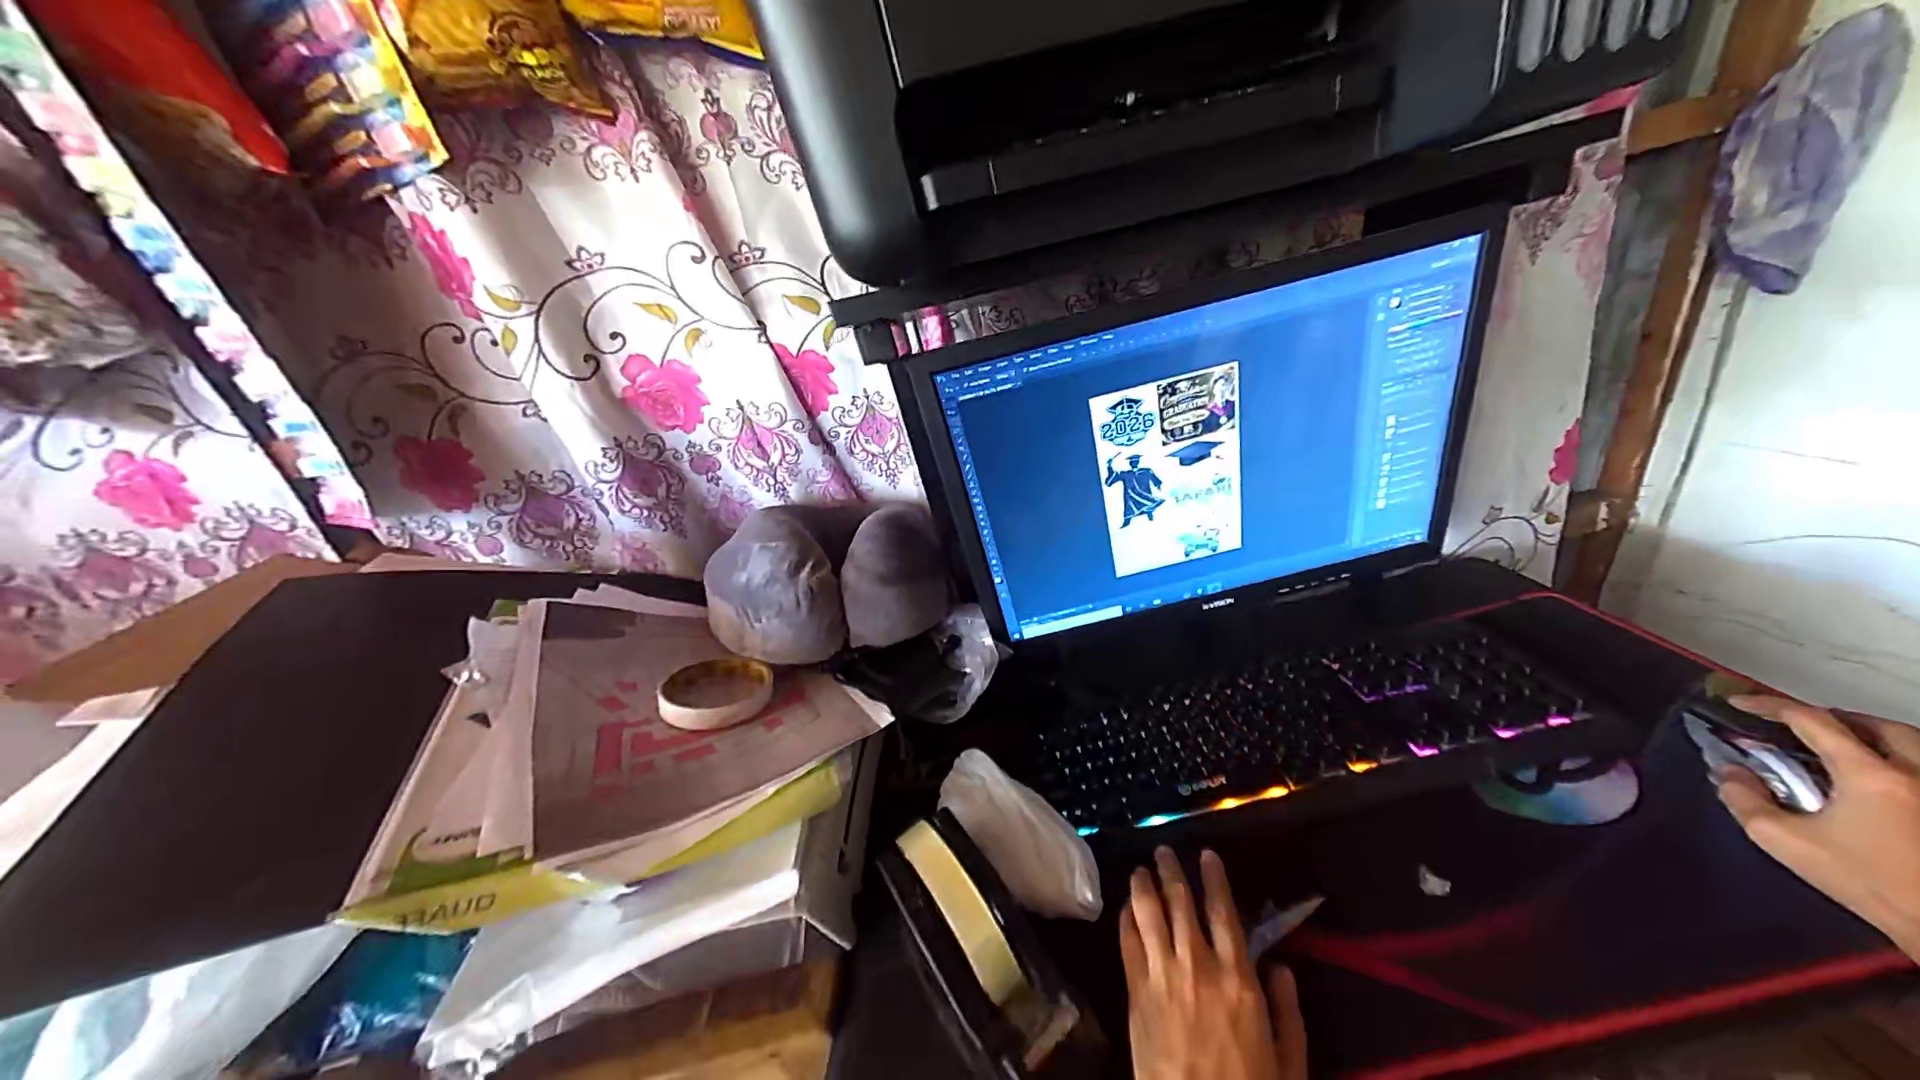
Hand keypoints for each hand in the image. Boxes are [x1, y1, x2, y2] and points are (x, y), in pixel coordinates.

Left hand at [1120, 847, 1307, 1079]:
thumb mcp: (1289, 1063)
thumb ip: (1288, 1012)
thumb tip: (1282, 966)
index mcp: (1238, 980)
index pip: (1224, 913)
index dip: (1214, 879)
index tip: (1206, 854)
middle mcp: (1197, 966)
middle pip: (1180, 903)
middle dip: (1171, 871)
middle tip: (1163, 851)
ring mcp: (1162, 976)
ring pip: (1148, 914)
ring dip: (1143, 886)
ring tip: (1140, 868)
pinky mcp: (1136, 991)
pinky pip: (1128, 943)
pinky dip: (1126, 919)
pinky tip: (1126, 908)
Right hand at [1716, 695, 1919, 959]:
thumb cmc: (1864, 881)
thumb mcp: (1784, 841)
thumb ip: (1744, 799)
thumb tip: (1729, 771)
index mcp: (1871, 775)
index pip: (1813, 721)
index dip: (1770, 706)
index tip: (1737, 703)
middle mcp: (1918, 774)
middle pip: (1880, 726)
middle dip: (1835, 720)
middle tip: (1802, 728)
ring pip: (1915, 745)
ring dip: (1875, 739)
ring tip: (1844, 749)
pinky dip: (1899, 762)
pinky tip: (1881, 781)